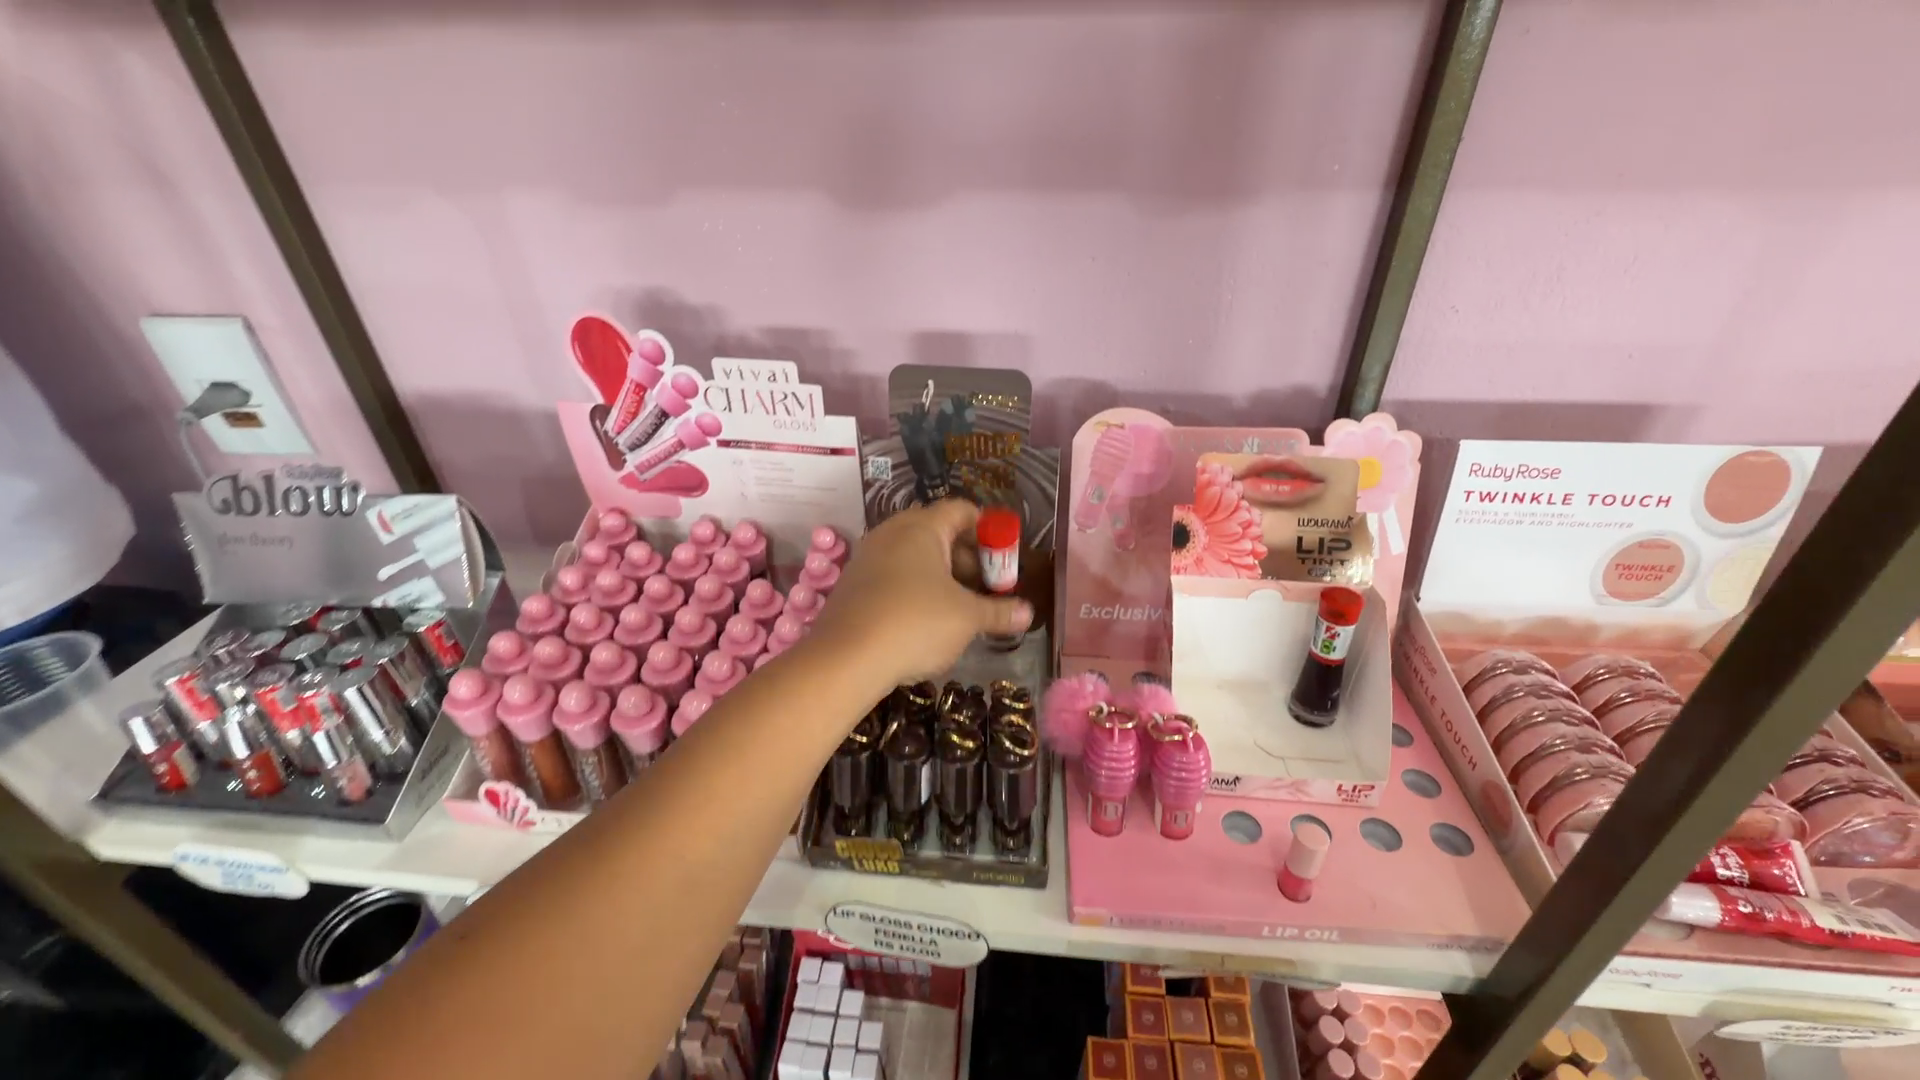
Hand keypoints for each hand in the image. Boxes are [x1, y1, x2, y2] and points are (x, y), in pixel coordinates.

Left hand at [810, 499, 1032, 687]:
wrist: (845, 659)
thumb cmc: (915, 624)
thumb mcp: (967, 619)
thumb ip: (999, 612)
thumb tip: (1029, 613)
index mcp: (922, 527)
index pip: (961, 510)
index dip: (987, 530)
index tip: (1003, 558)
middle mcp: (892, 532)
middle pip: (937, 531)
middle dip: (966, 557)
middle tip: (985, 587)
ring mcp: (868, 557)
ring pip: (913, 555)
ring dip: (940, 575)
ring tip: (958, 606)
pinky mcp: (853, 584)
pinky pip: (892, 574)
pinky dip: (913, 587)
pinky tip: (923, 619)